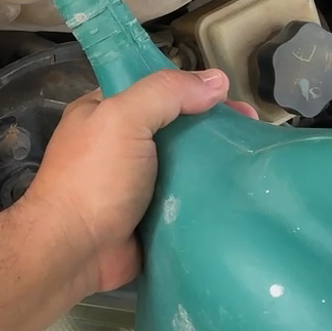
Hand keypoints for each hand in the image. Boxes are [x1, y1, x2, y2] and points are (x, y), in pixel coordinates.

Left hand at [12, 69, 236, 295]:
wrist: (74, 250)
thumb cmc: (93, 178)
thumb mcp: (122, 119)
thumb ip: (164, 93)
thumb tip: (216, 80)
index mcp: (102, 113)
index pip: (149, 88)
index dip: (187, 86)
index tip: (229, 92)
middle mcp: (117, 144)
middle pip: (173, 126)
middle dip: (212, 124)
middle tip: (253, 126)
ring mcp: (135, 181)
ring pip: (184, 163)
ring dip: (218, 161)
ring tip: (256, 158)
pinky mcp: (151, 214)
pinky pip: (187, 198)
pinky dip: (211, 195)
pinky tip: (246, 191)